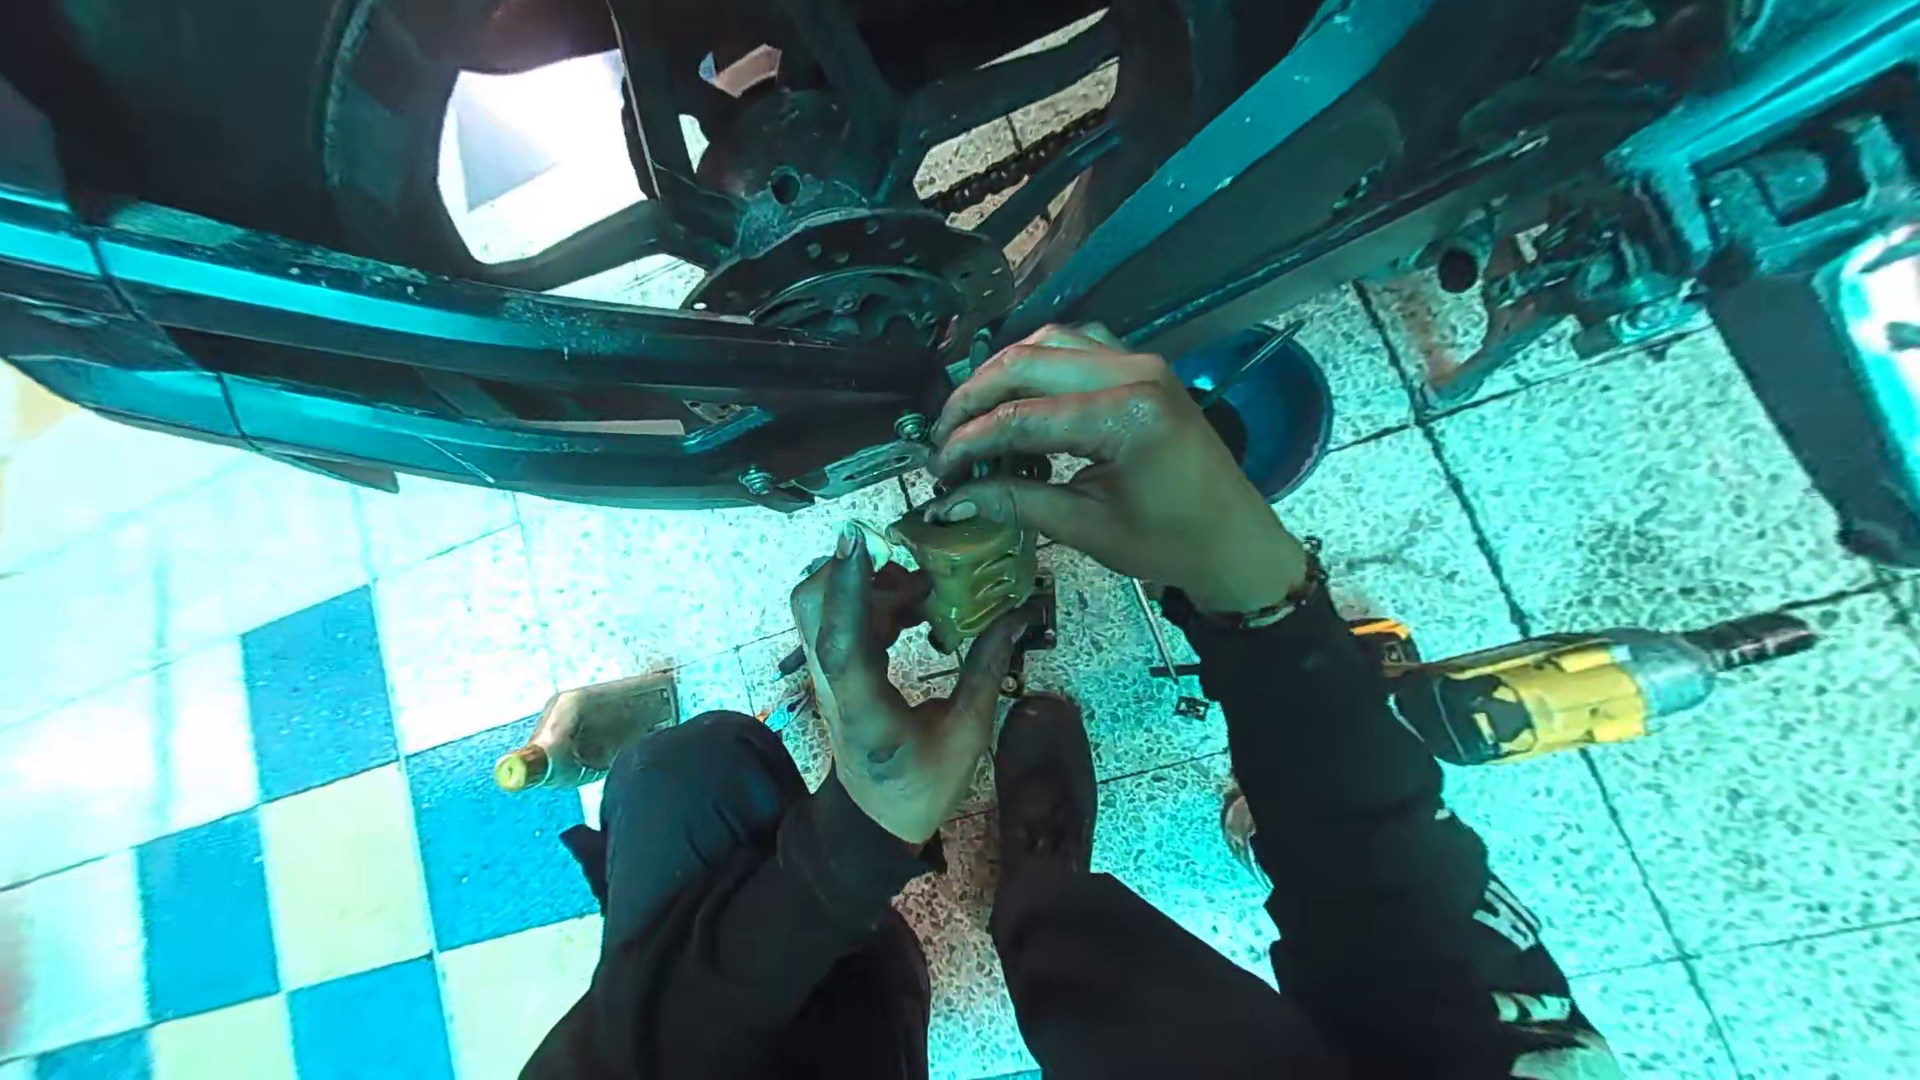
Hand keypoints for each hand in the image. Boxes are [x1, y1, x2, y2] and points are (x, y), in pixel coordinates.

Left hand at [791, 524, 1030, 844]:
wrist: (876, 817)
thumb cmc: (923, 784)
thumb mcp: (967, 733)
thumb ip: (987, 670)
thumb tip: (1016, 616)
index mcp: (863, 710)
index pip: (842, 643)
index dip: (849, 590)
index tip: (861, 541)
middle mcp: (832, 685)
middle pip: (813, 608)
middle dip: (854, 570)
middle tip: (911, 569)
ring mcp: (826, 676)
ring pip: (822, 608)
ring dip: (867, 584)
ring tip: (922, 591)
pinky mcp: (834, 670)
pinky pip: (840, 618)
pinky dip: (872, 601)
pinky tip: (913, 611)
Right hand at [927, 324, 1309, 613]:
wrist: (1234, 542)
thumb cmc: (1169, 545)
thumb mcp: (1087, 528)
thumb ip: (1015, 502)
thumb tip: (950, 498)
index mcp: (1125, 416)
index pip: (1022, 417)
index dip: (969, 442)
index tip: (938, 470)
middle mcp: (1133, 371)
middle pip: (1027, 362)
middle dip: (974, 398)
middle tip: (943, 437)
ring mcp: (1141, 362)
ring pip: (1050, 343)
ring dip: (1003, 373)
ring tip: (973, 414)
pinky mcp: (1143, 368)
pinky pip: (1078, 346)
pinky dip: (1039, 364)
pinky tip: (1021, 394)